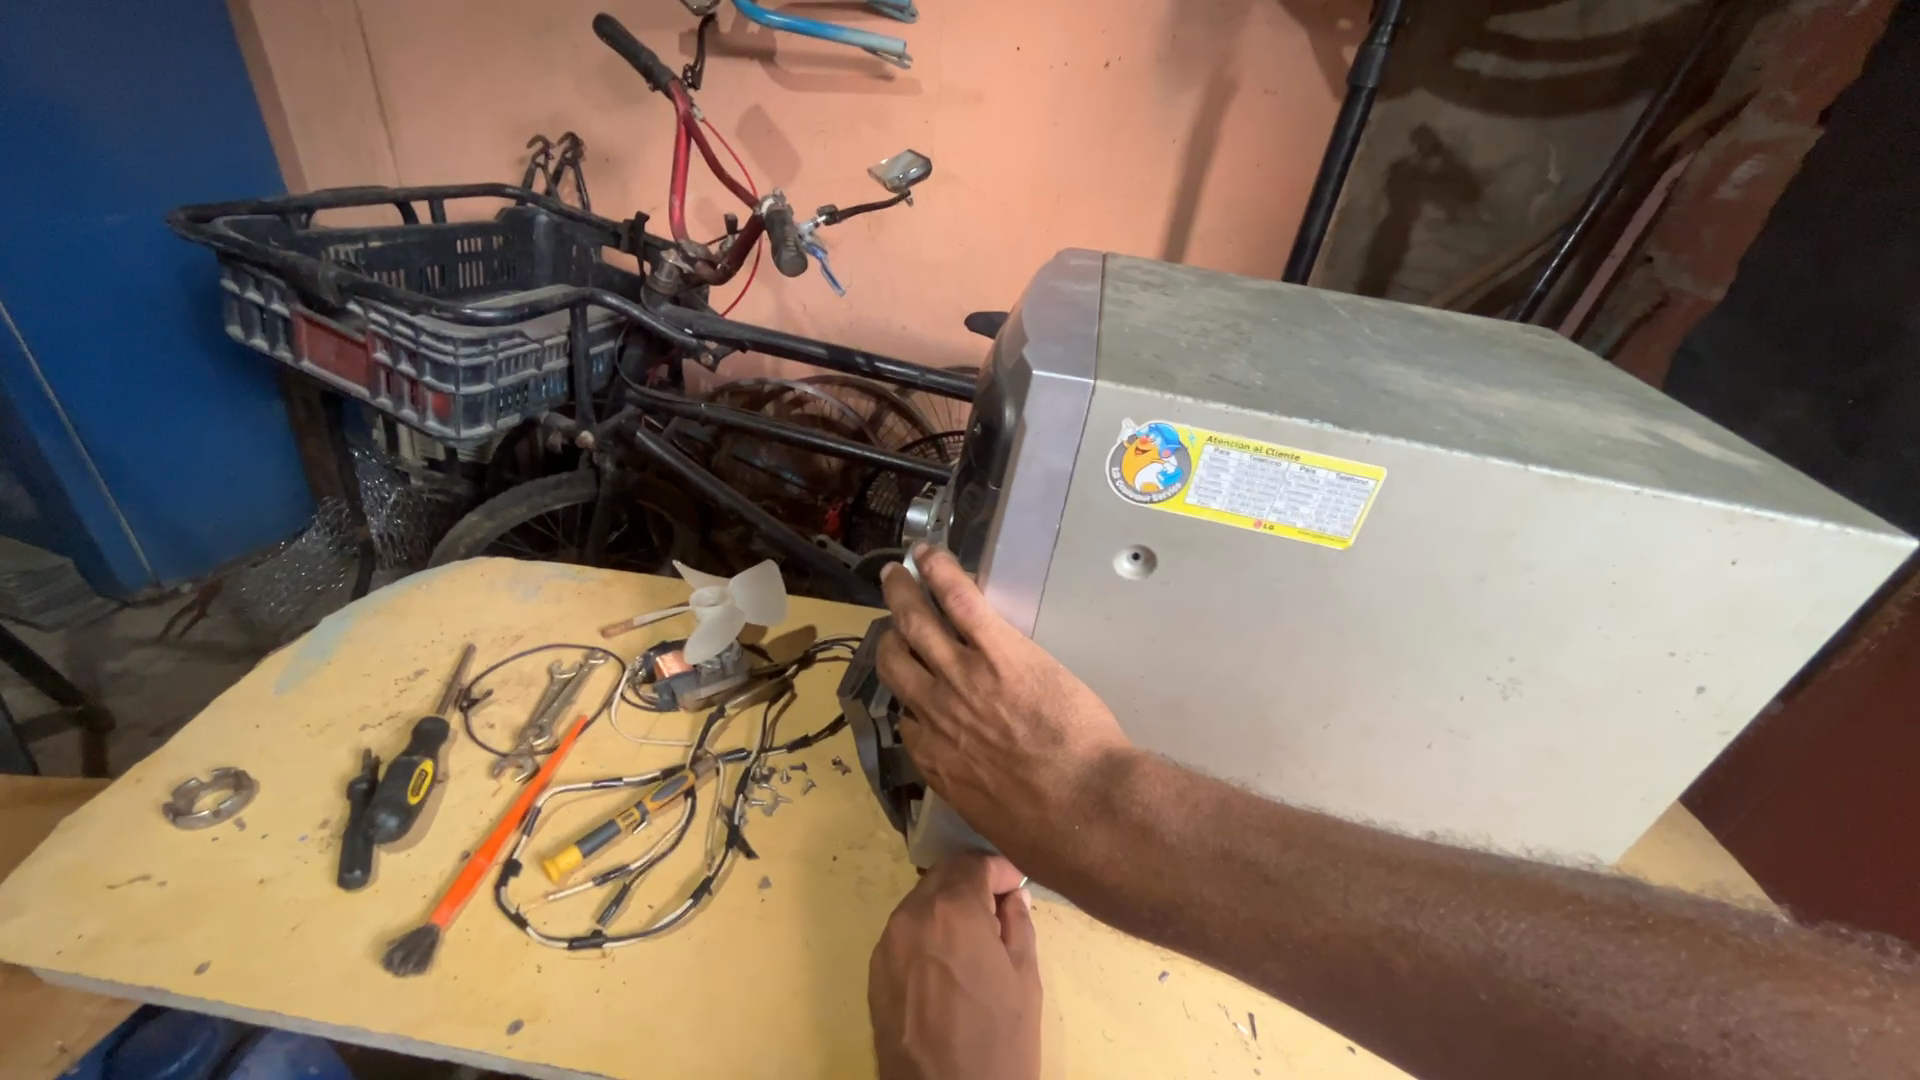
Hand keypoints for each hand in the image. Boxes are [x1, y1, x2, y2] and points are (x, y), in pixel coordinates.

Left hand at [870, 853, 1040, 1079]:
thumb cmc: (998, 1043)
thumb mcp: (1025, 979)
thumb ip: (1018, 924)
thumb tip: (1012, 897)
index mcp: (953, 910)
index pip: (974, 862)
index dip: (999, 869)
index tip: (1015, 886)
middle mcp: (913, 915)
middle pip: (944, 876)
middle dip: (972, 884)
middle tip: (998, 910)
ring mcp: (888, 943)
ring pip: (921, 902)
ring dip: (947, 907)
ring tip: (973, 940)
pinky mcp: (874, 972)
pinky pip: (904, 933)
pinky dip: (926, 933)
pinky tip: (946, 963)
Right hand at [877, 545, 1131, 873]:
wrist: (1083, 808)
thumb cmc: (1046, 829)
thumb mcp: (994, 821)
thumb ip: (975, 794)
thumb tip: (982, 788)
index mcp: (935, 759)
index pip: (907, 720)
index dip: (909, 699)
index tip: (915, 688)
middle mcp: (936, 711)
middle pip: (895, 663)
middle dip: (888, 637)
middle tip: (890, 619)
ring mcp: (962, 677)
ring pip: (915, 624)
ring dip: (902, 595)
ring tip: (897, 574)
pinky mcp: (998, 650)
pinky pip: (958, 602)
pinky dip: (940, 574)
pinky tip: (929, 555)